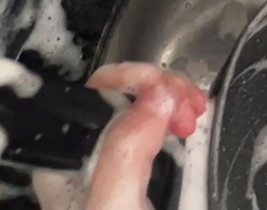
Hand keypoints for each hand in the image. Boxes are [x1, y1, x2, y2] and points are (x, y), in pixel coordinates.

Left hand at [31, 64, 206, 209]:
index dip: (134, 81)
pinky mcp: (144, 185)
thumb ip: (126, 153)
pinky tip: (193, 125)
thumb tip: (156, 95)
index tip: (171, 95)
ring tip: (197, 113)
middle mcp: (90, 164)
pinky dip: (179, 119)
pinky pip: (159, 134)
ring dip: (174, 99)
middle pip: (122, 97)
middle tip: (192, 106)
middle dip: (162, 87)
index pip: (93, 95)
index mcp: (69, 165)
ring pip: (143, 111)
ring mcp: (119, 174)